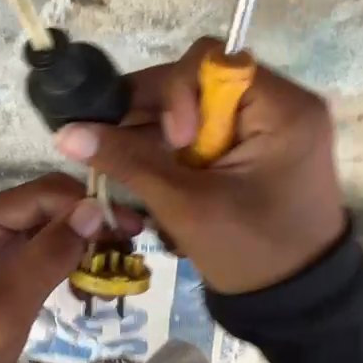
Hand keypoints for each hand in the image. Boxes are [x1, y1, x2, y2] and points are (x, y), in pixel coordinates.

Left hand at [0, 174, 142, 362]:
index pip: (38, 195)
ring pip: (49, 215)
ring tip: (124, 247)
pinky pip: (45, 235)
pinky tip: (99, 258)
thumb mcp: (8, 304)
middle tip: (133, 237)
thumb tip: (93, 211)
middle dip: (89, 213)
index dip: (84, 203)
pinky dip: (72, 243)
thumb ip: (47, 256)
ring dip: (84, 228)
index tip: (129, 226)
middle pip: (45, 200)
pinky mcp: (4, 250)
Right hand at [51, 38, 345, 295]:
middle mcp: (282, 102)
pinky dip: (176, 142)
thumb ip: (126, 160)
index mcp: (282, 109)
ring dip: (161, 128)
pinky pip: (206, 123)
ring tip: (141, 163)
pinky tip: (157, 167)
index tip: (172, 140)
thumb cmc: (250, 250)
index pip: (211, 61)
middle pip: (200, 78)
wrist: (297, 301)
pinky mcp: (258, 142)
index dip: (176, 92)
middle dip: (159, 111)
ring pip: (197, 101)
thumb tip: (65, 132)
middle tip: (134, 150)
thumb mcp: (184, 205)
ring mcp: (271, 123)